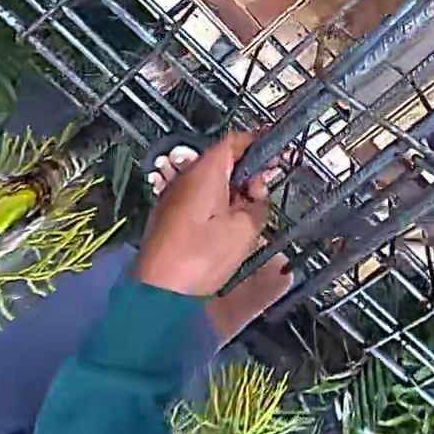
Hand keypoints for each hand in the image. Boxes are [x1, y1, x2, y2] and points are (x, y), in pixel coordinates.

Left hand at [136, 131, 269, 296]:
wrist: (157, 292)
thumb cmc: (200, 257)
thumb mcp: (244, 231)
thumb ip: (258, 205)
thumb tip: (257, 194)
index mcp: (206, 171)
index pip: (235, 141)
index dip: (258, 145)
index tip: (276, 157)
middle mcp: (188, 176)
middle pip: (224, 161)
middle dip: (248, 174)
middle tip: (263, 196)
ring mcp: (176, 194)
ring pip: (213, 182)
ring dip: (234, 193)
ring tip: (248, 218)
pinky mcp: (170, 214)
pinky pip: (201, 198)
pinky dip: (218, 205)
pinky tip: (227, 230)